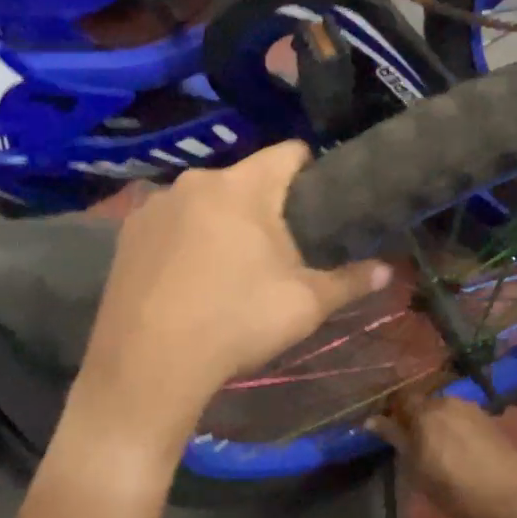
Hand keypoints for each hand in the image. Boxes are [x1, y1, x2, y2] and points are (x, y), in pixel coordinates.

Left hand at [75, 141, 391, 447]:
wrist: (148, 364)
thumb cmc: (236, 322)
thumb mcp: (304, 305)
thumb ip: (349, 281)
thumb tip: (389, 270)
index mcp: (244, 186)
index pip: (290, 153)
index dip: (312, 171)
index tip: (321, 202)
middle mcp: (196, 181)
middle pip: (244, 180)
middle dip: (265, 206)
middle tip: (280, 250)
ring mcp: (155, 206)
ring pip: (204, 202)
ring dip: (221, 222)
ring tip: (229, 269)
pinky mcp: (127, 234)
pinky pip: (169, 224)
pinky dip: (184, 240)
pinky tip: (186, 280)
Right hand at [370, 396, 516, 517]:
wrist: (508, 498)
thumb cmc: (452, 486)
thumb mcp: (416, 467)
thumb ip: (394, 438)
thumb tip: (370, 420)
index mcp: (426, 410)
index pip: (402, 399)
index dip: (395, 414)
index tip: (393, 432)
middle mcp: (449, 401)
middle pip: (426, 404)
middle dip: (418, 419)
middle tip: (417, 444)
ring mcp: (473, 410)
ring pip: (447, 411)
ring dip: (440, 424)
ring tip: (442, 449)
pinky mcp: (492, 421)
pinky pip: (465, 419)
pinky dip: (458, 430)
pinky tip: (463, 451)